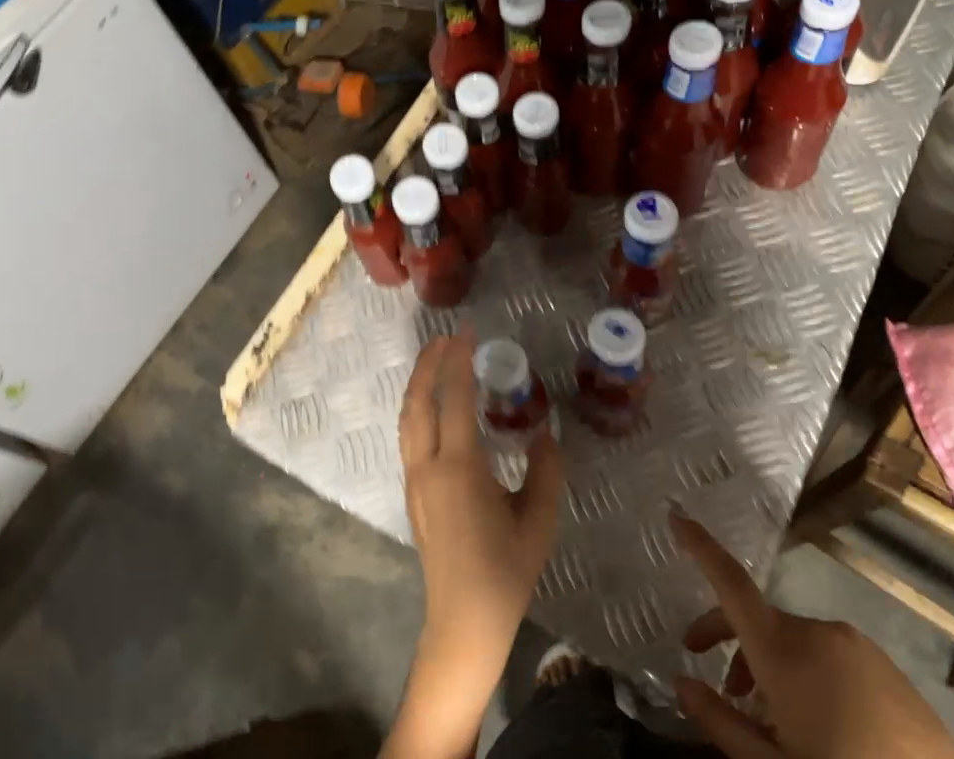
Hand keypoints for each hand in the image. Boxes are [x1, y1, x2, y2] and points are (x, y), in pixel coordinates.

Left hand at [382, 332, 564, 758]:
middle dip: (427, 365)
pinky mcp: (412, 494)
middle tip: (445, 338)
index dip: (459, 362)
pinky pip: (408, 438)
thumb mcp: (538, 519)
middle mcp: (428, 467)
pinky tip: (435, 410)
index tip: (466, 334)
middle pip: (417, 403)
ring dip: (418, 386)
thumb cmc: (506, 571)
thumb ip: (545, 470)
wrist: (464, 619)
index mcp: (459, 468)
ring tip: (435, 363)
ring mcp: (414, 481)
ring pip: (407, 420)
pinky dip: (418, 411)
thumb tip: (546, 432)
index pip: (455, 400)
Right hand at [669, 506, 953, 757]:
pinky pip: (830, 656)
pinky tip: (813, 719)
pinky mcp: (886, 665)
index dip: (701, 547)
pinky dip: (807, 674)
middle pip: (758, 619)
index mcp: (783, 649)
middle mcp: (818, 632)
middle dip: (727, 639)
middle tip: (712, 678)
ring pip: (794, 641)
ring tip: (768, 715)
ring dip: (769, 665)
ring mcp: (857, 646)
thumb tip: (681, 685)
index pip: (730, 583)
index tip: (677, 516)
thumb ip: (718, 720)